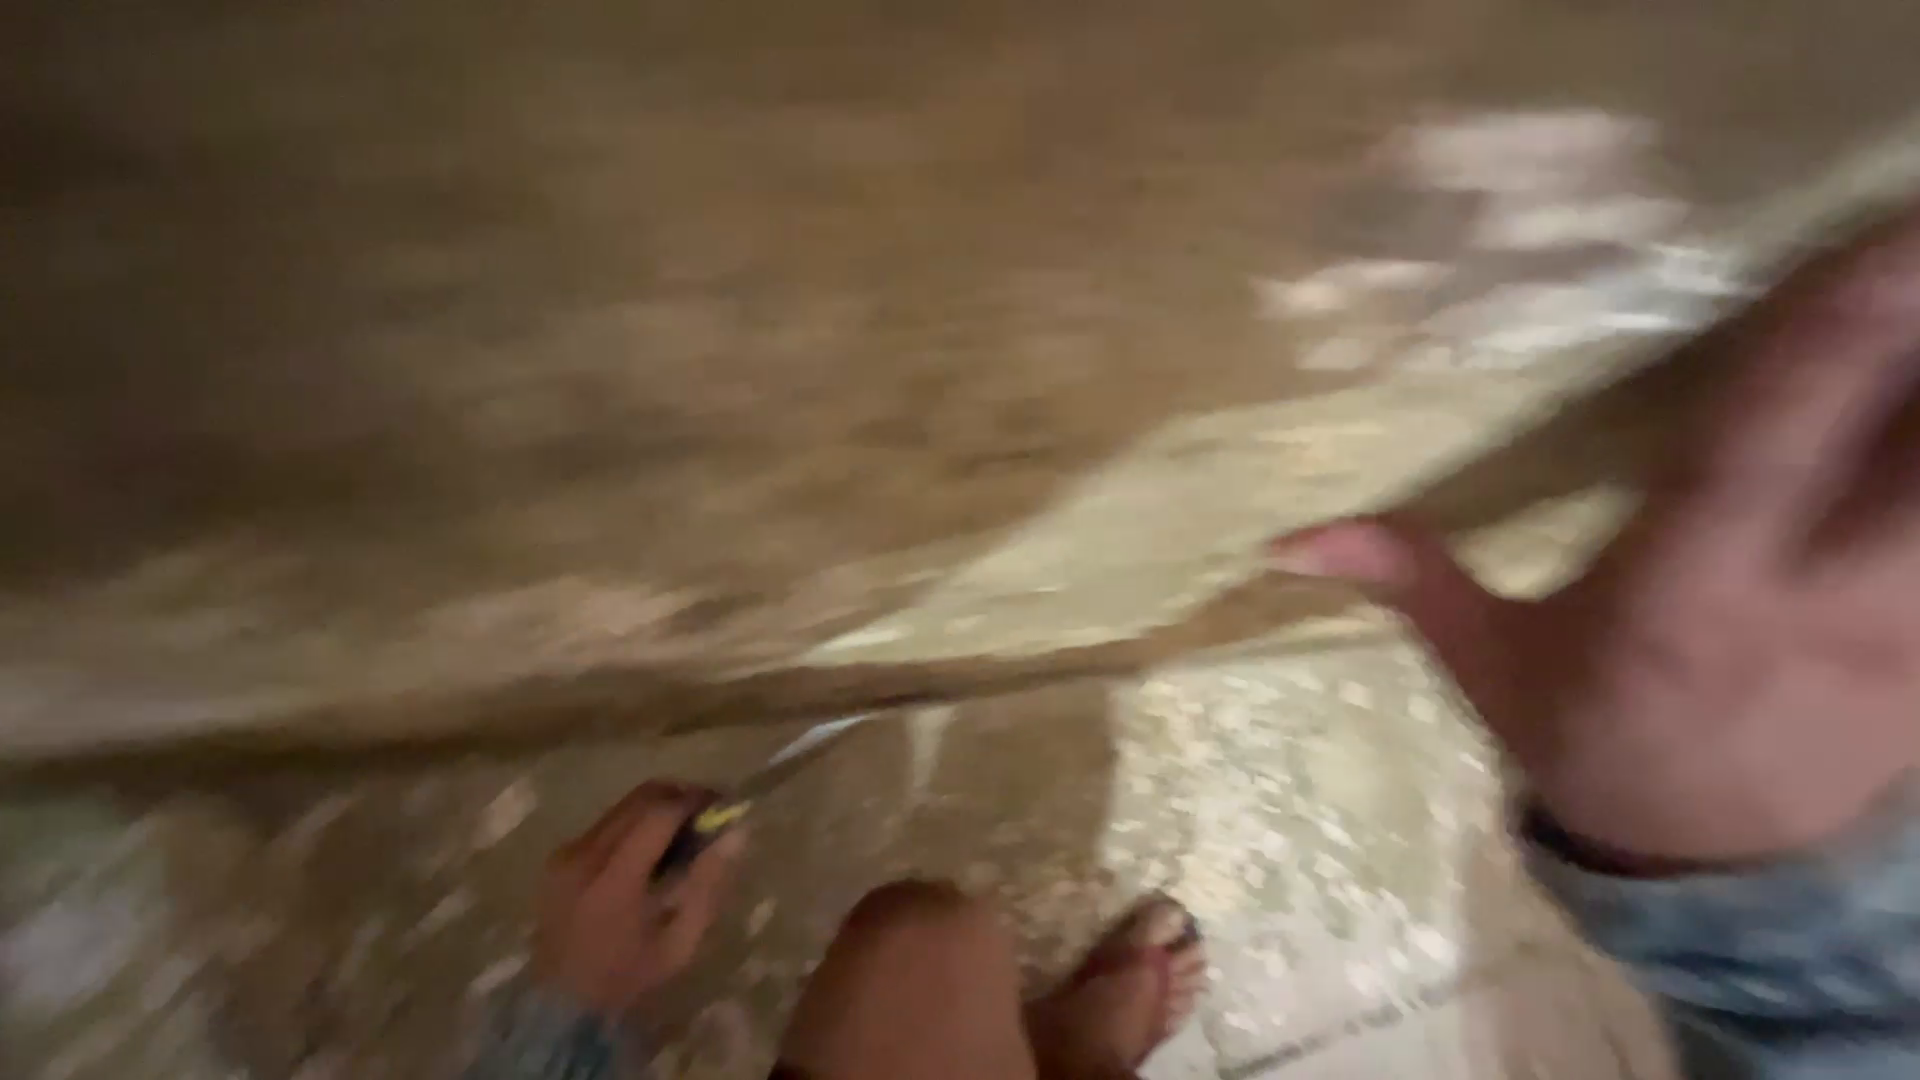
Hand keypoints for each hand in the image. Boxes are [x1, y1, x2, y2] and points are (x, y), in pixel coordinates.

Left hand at [534, 780, 745, 1014]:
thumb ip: (708, 883)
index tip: (724, 806)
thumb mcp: (680, 943)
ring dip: (658, 807)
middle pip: (641, 797)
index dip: (696, 800)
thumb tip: (737, 832)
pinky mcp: (558, 858)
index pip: (659, 814)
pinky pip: (607, 822)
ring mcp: (566, 855)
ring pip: (624, 805)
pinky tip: (652, 849)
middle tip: (708, 813)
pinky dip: (637, 822)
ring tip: (683, 832)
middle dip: (681, 796)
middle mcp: (584, 856)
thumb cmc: (627, 979)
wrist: (558, 1009)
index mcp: (614, 880)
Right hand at [1269, 205, 1919, 871]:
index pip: (1757, 454)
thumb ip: (1401, 578)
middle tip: (1915, 238)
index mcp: (1677, 596)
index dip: (1830, 346)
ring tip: (1915, 313)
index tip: (1879, 241)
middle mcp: (1820, 601)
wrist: (1705, 859)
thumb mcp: (1476, 657)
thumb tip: (1284, 539)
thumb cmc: (1570, 735)